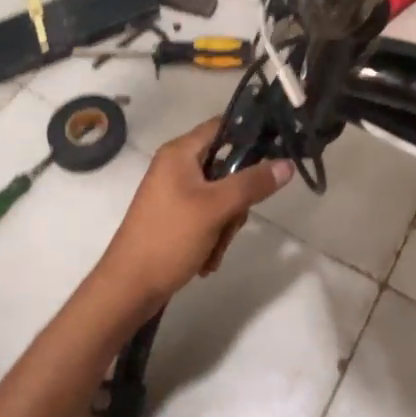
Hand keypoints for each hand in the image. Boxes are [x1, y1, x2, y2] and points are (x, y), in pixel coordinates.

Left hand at [94, 118, 293, 309]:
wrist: (128, 289)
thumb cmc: (169, 237)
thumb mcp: (216, 208)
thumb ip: (253, 183)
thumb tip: (287, 164)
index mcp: (180, 152)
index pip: (223, 126)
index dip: (250, 136)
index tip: (275, 154)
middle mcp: (176, 167)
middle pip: (226, 168)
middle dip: (236, 200)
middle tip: (232, 220)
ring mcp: (174, 194)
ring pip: (220, 197)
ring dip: (225, 225)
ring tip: (214, 247)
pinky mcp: (174, 218)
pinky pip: (206, 217)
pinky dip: (212, 237)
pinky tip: (205, 259)